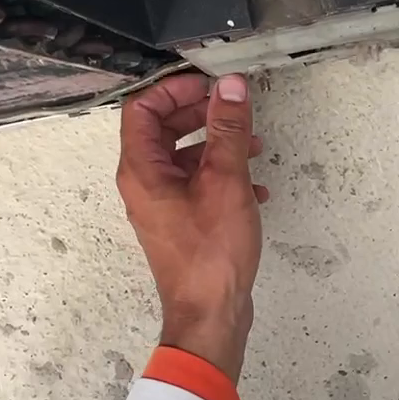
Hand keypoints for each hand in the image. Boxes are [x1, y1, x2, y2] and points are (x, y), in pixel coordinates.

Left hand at [117, 72, 267, 381]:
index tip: (209, 86)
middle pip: (162, 131)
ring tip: (254, 146)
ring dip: (217, 146)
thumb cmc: (211, 253)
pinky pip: (197, 187)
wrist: (211, 314)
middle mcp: (145, 186)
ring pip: (184, 159)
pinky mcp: (183, 225)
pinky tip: (256, 188)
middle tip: (232, 108)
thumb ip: (227, 130)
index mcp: (142, 170)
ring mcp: (163, 207)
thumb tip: (230, 87)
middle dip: (200, 115)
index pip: (142, 109)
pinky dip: (223, 177)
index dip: (174, 90)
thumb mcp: (225, 181)